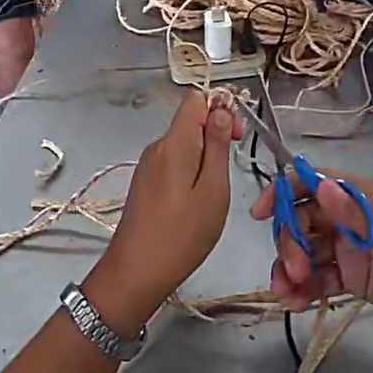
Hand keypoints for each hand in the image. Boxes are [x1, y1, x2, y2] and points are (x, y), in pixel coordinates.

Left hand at [83, 91, 244, 330]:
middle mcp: (157, 147)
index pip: (195, 99)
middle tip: (230, 168)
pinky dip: (191, 170)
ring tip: (215, 190)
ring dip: (205, 155)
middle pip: (190, 120)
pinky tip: (197, 199)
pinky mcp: (147, 183)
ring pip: (183, 142)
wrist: (136, 273)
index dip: (220, 108)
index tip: (236, 137)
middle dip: (216, 133)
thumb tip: (222, 108)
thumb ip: (217, 146)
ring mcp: (149, 165)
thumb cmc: (182, 234)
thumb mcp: (212, 189)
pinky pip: (174, 161)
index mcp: (174, 142)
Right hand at [253, 172, 372, 335]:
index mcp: (364, 196)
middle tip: (294, 272)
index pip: (315, 183)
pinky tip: (296, 303)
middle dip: (290, 243)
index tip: (262, 213)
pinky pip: (320, 278)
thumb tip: (320, 186)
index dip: (285, 193)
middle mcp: (352, 218)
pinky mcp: (353, 276)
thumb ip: (358, 216)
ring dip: (291, 269)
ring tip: (288, 294)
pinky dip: (305, 289)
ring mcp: (351, 247)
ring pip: (307, 251)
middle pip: (304, 221)